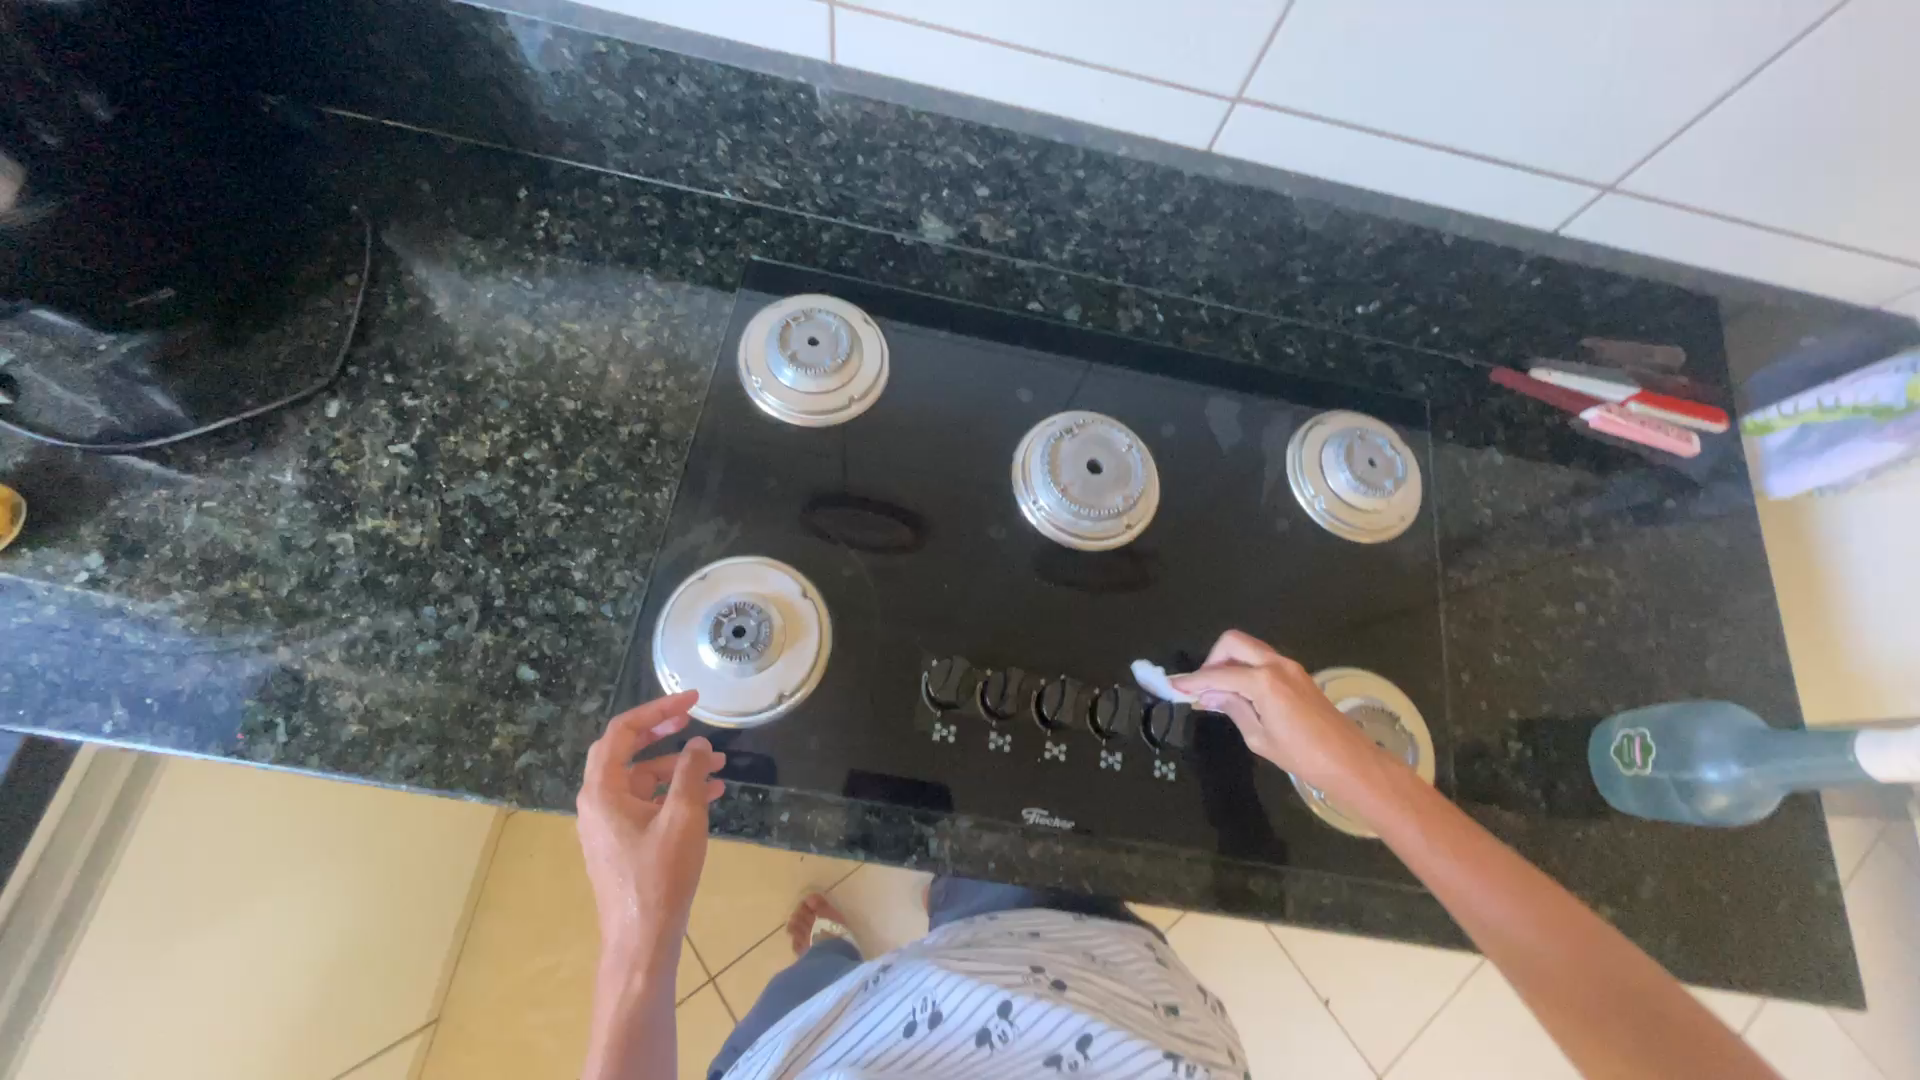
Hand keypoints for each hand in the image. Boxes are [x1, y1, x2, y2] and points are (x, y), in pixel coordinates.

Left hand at [575, 691, 725, 956]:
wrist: (642, 939)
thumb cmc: (660, 875)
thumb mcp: (683, 817)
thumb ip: (690, 772)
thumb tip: (697, 744)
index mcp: (602, 791)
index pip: (623, 732)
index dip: (658, 710)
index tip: (693, 701)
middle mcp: (597, 802)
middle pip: (626, 751)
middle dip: (663, 733)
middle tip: (694, 720)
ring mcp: (608, 824)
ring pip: (641, 779)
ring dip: (677, 767)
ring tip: (717, 765)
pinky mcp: (621, 842)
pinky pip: (646, 803)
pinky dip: (674, 793)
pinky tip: (708, 795)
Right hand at [1169, 630, 1389, 795]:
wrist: (1349, 761)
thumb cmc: (1303, 756)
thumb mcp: (1258, 737)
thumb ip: (1232, 708)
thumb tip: (1209, 696)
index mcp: (1265, 682)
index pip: (1219, 674)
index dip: (1193, 680)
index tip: (1173, 685)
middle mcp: (1276, 665)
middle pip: (1233, 642)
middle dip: (1212, 659)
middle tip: (1203, 686)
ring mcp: (1289, 666)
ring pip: (1248, 648)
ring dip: (1228, 662)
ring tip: (1218, 691)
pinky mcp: (1297, 674)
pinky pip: (1262, 660)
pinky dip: (1244, 668)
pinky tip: (1239, 693)